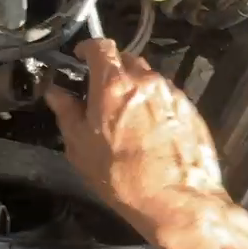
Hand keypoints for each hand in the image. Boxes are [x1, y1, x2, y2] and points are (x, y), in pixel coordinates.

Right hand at [45, 39, 246, 248]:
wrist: (177, 202)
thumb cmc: (120, 176)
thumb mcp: (80, 147)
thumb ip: (67, 112)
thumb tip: (55, 92)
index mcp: (113, 84)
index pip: (101, 46)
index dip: (88, 48)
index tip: (80, 57)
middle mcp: (146, 80)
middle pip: (127, 60)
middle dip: (112, 70)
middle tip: (101, 93)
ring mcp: (172, 94)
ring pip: (149, 79)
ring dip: (135, 89)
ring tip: (127, 117)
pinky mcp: (192, 110)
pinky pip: (167, 97)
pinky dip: (155, 105)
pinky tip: (151, 131)